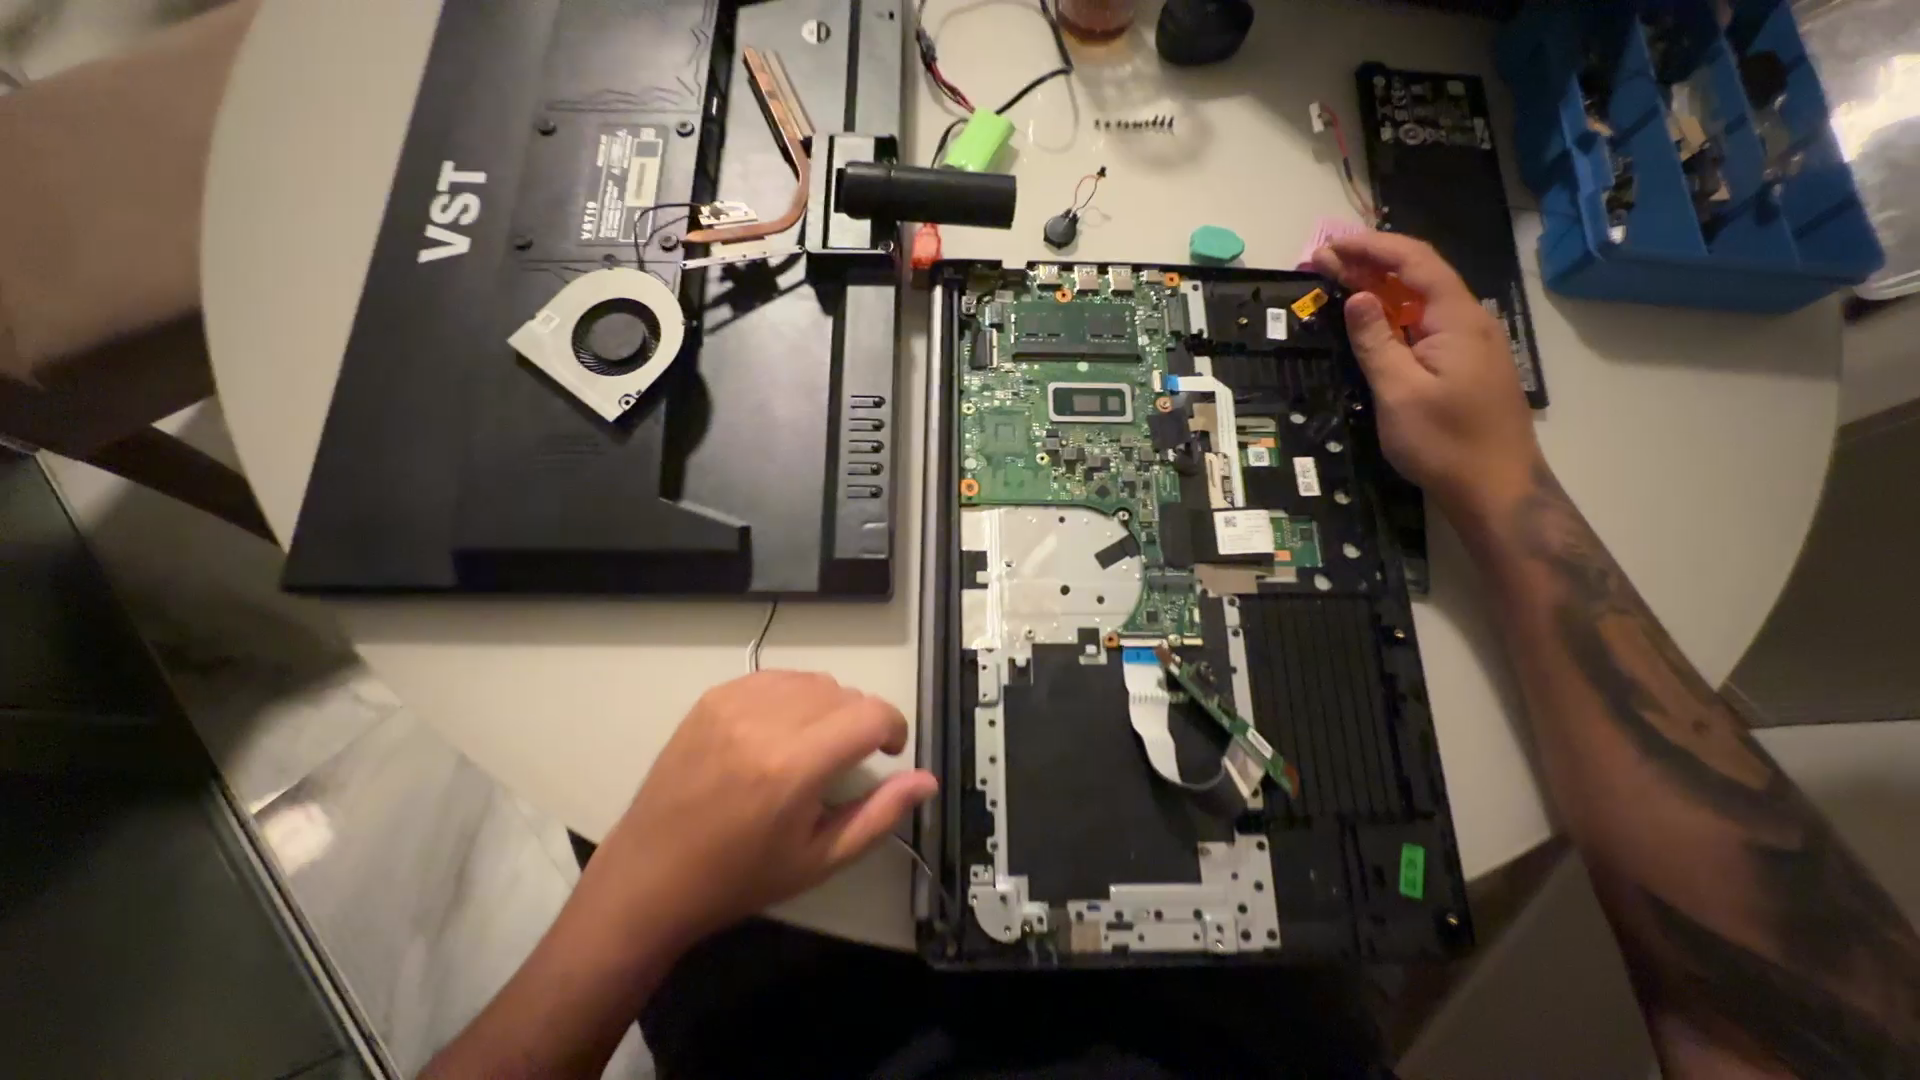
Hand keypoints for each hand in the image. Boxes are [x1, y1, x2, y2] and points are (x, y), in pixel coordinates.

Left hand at [581, 671, 937, 947]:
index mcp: (794, 767)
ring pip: (811, 680)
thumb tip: (926, 779)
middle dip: (861, 721)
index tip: (889, 753)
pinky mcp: (710, 700)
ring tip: (813, 745)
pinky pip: (773, 678)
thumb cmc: (741, 877)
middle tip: (847, 761)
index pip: (870, 714)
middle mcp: (765, 722)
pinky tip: (780, 731)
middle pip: (844, 693)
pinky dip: (791, 697)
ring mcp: (733, 705)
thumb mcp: (819, 860)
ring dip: (827, 705)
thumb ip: (879, 815)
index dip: (894, 728)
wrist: (651, 876)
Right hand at [1312, 232, 1540, 522]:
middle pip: (1419, 276)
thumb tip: (1358, 298)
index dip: (1372, 247)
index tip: (1330, 246)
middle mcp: (1468, 321)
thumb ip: (1376, 341)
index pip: (1415, 263)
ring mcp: (1470, 343)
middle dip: (1371, 263)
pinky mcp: (1465, 365)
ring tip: (1338, 282)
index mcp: (1456, 319)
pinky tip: (1372, 320)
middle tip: (1322, 261)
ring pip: (1422, 300)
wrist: (1496, 487)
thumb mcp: (1399, 392)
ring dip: (1380, 288)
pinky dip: (1394, 314)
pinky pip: (1426, 324)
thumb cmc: (1444, 441)